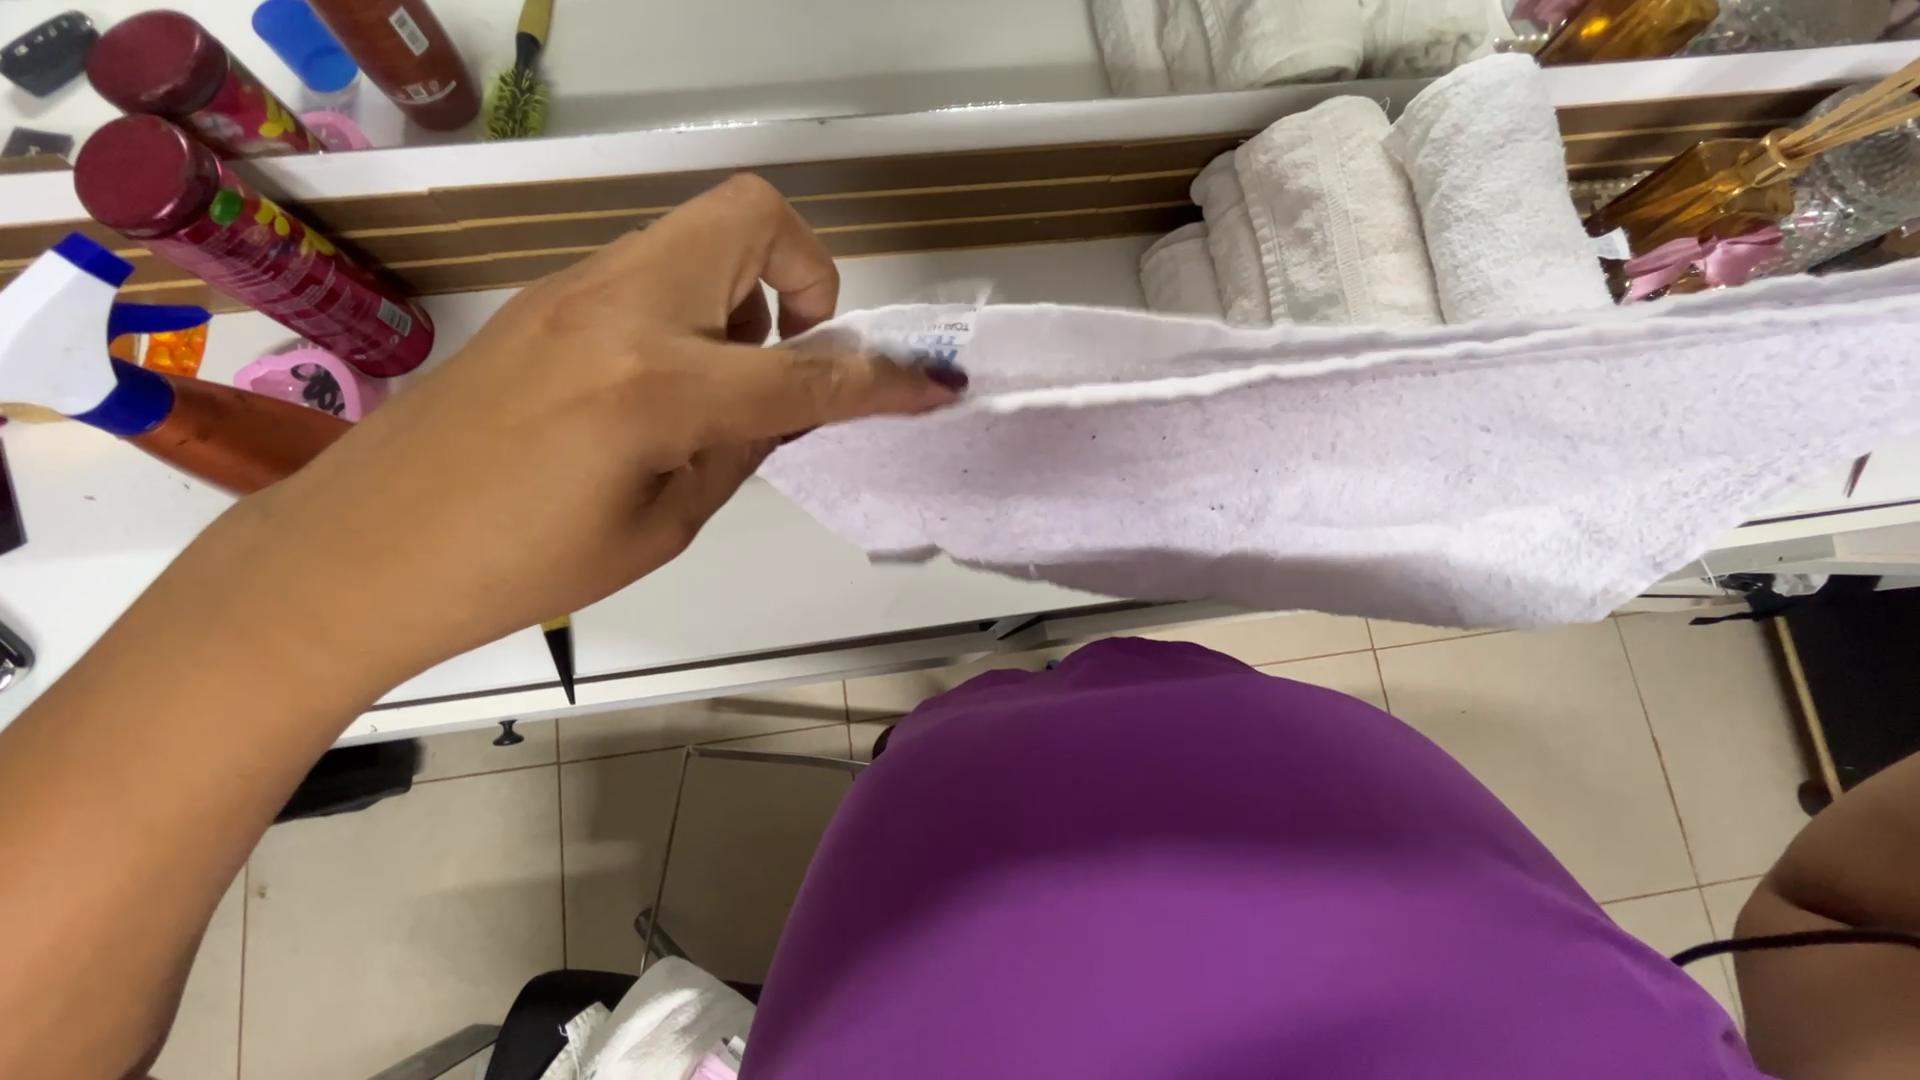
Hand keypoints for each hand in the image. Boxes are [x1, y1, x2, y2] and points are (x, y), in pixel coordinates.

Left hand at [195, 173, 959, 699]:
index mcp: (654, 387)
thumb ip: (742, 446)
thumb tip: (793, 401)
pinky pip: (657, 269)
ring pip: (705, 234)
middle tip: (795, 352)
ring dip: (747, 294)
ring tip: (721, 384)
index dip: (884, 382)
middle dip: (808, 275)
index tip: (936, 386)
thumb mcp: (663, 525)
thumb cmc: (521, 569)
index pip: (807, 372)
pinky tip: (665, 384)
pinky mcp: (548, 295)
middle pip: (754, 216)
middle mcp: (620, 308)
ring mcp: (575, 288)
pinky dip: (697, 308)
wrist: (361, 551)